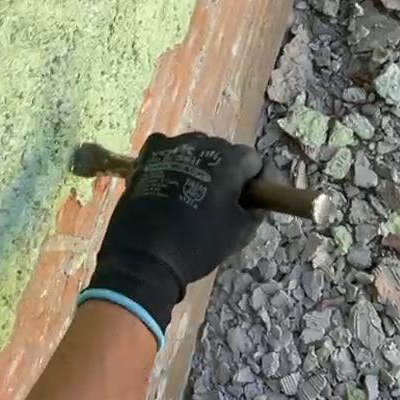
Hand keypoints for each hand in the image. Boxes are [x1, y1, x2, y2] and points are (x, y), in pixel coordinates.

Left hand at [79, 131, 268, 347]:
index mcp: (230, 160)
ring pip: (195, 149)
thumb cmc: (198, 243)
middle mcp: (202, 144)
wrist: (144, 255)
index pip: (253, 160)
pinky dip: (172, 163)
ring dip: (200, 165)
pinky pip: (168, 151)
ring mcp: (171, 146)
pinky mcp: (146, 155)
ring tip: (194, 192)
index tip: (251, 198)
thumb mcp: (239, 232)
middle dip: (227, 171)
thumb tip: (256, 199)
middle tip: (223, 199)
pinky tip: (170, 183)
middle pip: (223, 152)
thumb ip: (255, 209)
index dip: (255, 179)